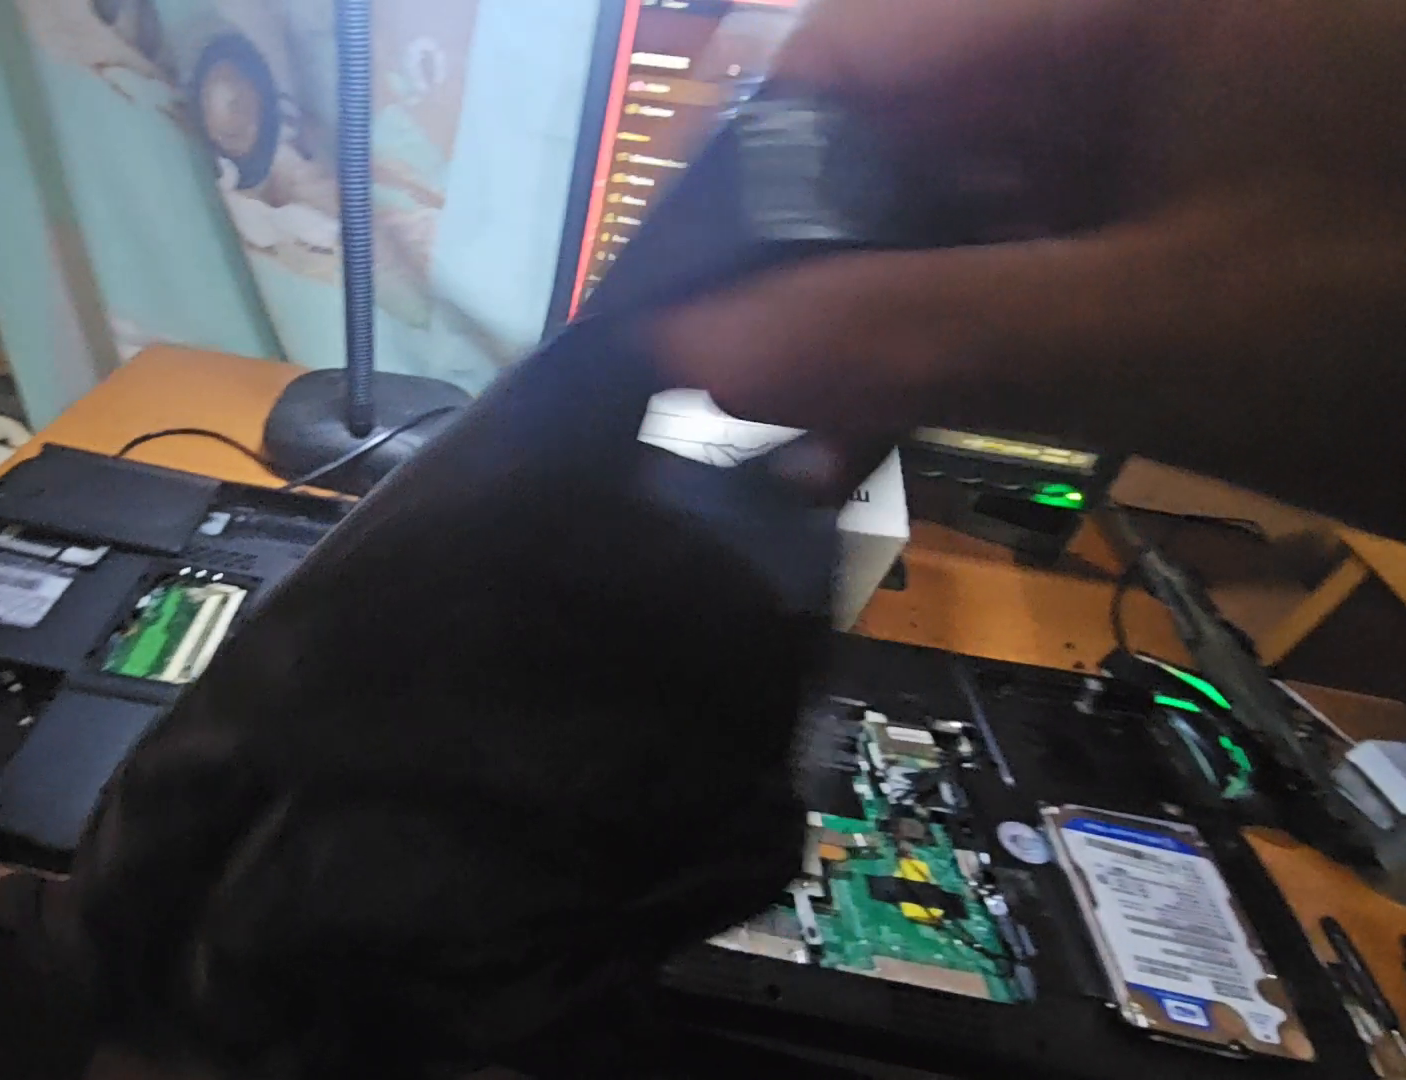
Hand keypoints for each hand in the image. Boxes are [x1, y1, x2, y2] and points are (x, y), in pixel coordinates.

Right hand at [659, 0, 1405, 533]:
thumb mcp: (1163, 338)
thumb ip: (902, 338)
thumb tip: (688, 355)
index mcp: (1106, 3)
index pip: (827, 48)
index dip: (713, 177)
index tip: (653, 298)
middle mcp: (1087, 33)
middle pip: (850, 143)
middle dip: (775, 286)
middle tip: (719, 394)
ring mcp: (1101, 106)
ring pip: (897, 214)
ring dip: (834, 336)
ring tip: (799, 439)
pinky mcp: (1112, 185)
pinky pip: (958, 255)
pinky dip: (903, 343)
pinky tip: (866, 424)